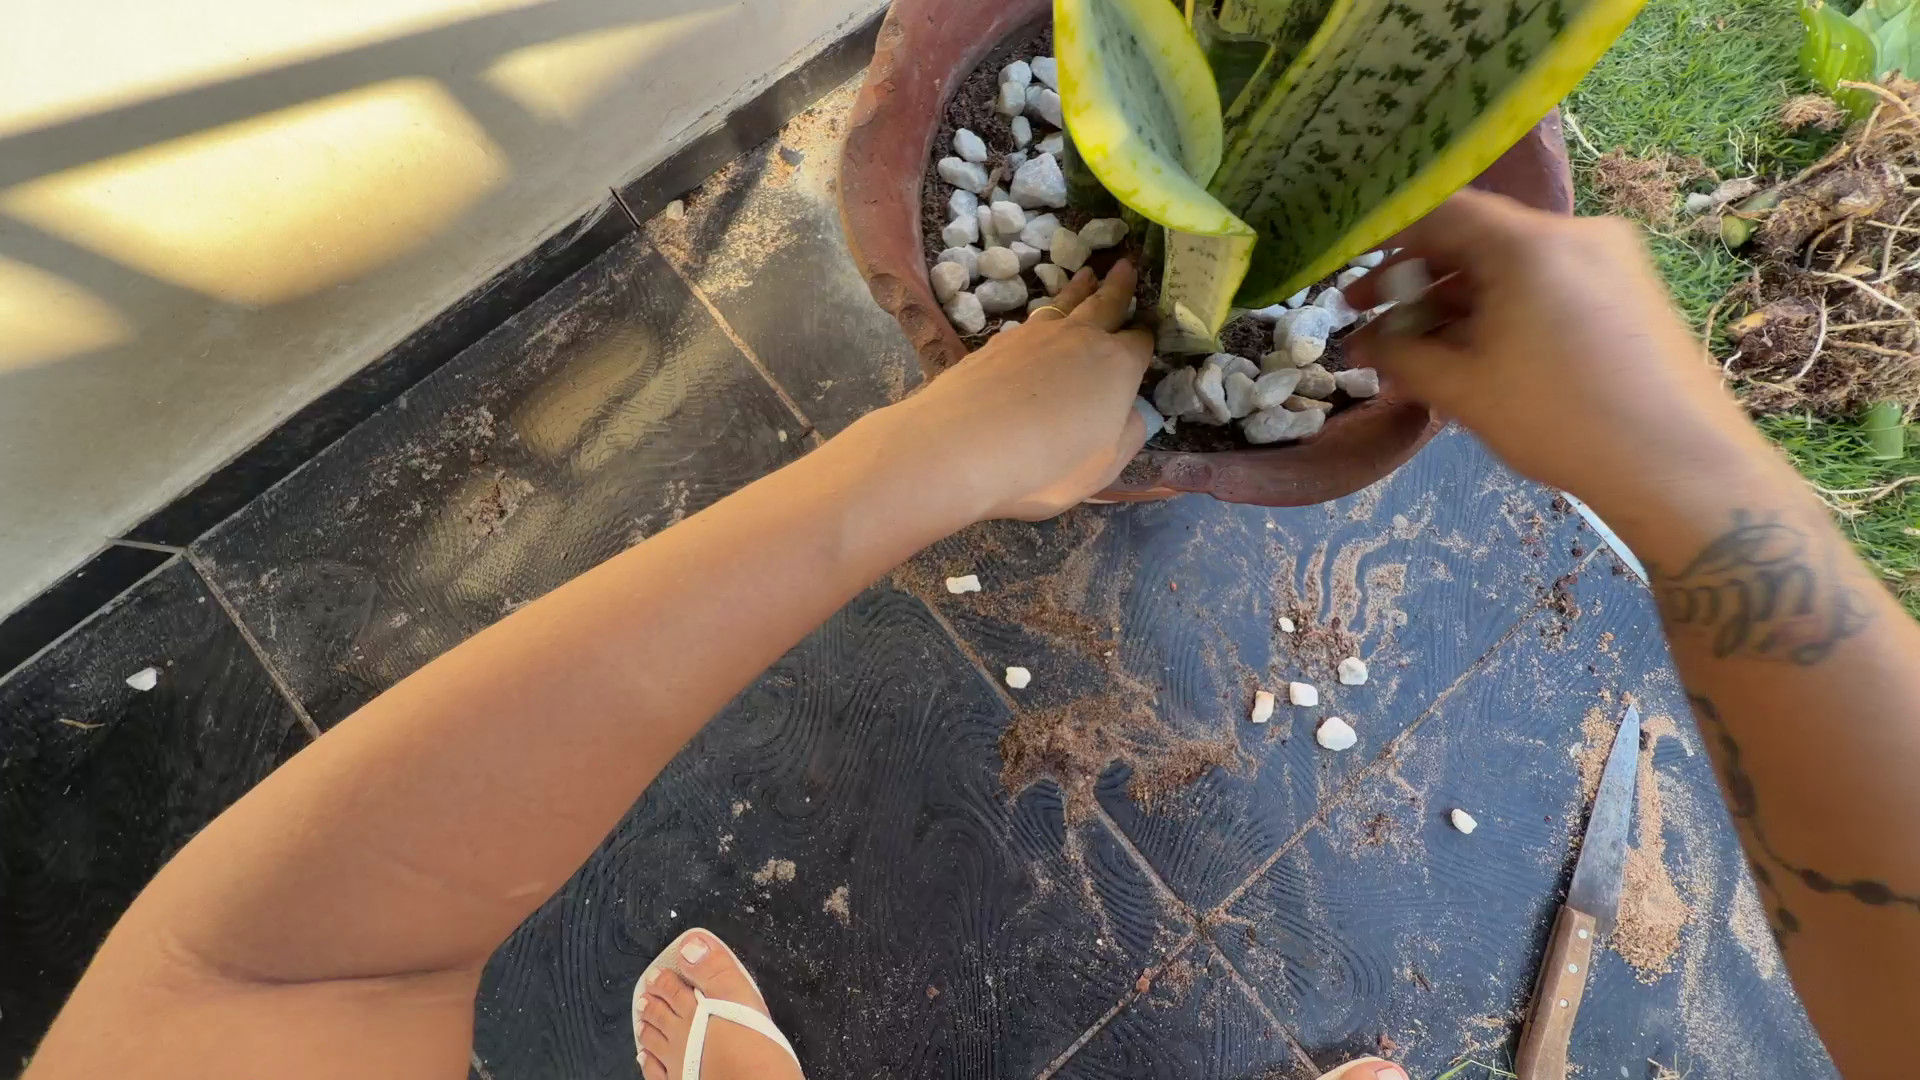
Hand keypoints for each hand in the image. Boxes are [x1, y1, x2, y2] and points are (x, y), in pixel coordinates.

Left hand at [883, 260, 1154, 520]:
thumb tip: (1135, 412)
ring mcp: (1033, 336)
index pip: (1139, 343)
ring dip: (1079, 290)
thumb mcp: (1104, 465)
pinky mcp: (996, 343)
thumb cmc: (1047, 465)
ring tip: (1087, 276)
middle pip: (1104, 306)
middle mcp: (1079, 339)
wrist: (962, 446)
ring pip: (1064, 304)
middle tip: (1126, 265)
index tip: (1148, 330)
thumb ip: (1128, 435)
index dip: (1146, 338)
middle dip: (1118, 287)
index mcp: (1116, 367)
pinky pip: (1029, 322)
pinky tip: (1038, 322)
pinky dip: (1042, 316)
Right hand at [1345, 191, 1774, 514]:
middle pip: (1472, 243)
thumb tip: (1358, 343)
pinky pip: (1537, 289)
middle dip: (1411, 283)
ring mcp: (1605, 264)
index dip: (1387, 239)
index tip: (1350, 274)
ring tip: (1407, 354)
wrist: (1674, 462)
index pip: (1443, 214)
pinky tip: (1461, 357)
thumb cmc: (1554, 417)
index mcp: (1532, 246)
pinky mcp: (1621, 294)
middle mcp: (1574, 237)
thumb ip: (1397, 354)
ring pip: (1503, 271)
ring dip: (1446, 307)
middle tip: (1364, 321)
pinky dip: (1489, 314)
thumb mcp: (1458, 386)